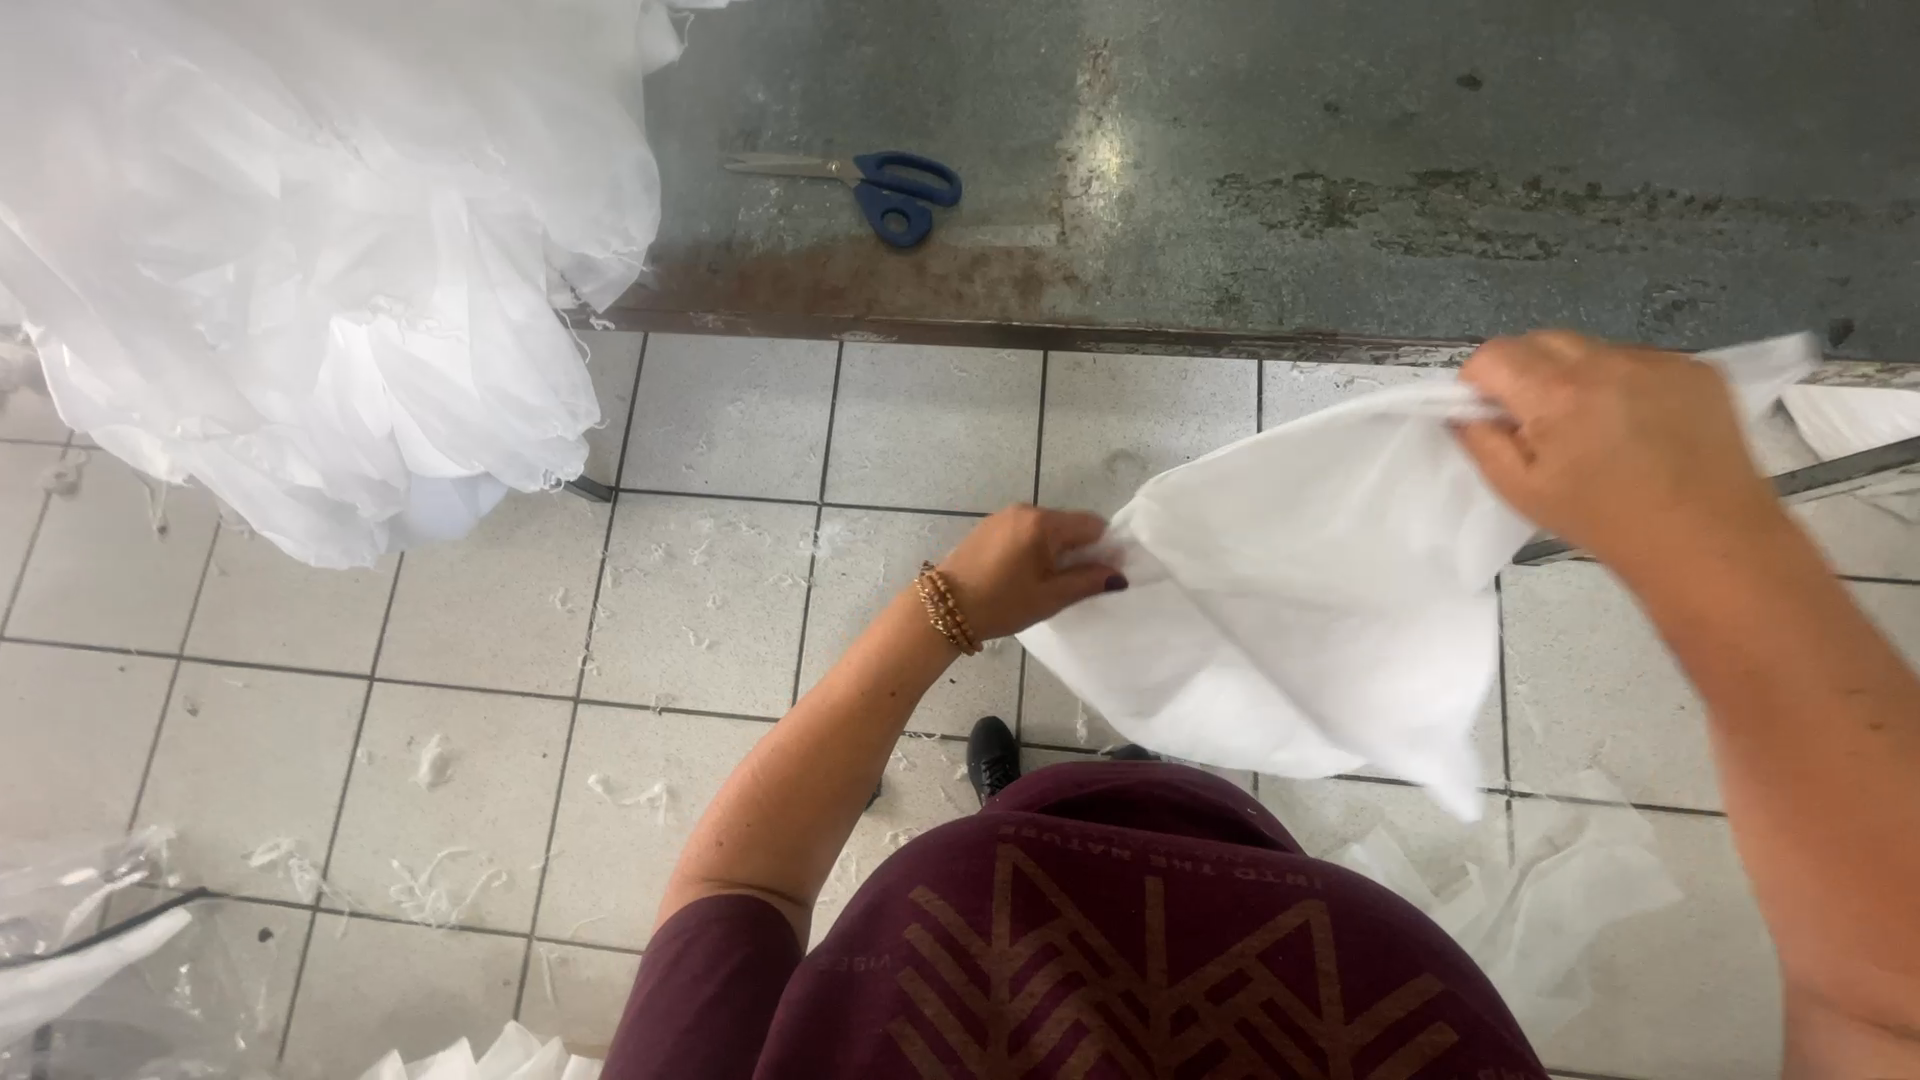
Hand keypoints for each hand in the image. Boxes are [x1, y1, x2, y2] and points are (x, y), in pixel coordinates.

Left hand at [935, 505, 1125, 640]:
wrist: (943, 607)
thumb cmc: (1001, 604)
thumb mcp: (1050, 597)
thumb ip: (1087, 581)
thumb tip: (1118, 574)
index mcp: (1042, 523)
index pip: (1091, 524)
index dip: (1104, 547)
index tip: (1101, 573)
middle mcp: (1024, 510)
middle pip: (1068, 524)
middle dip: (1077, 550)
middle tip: (1072, 583)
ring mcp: (1002, 516)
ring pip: (1045, 528)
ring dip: (1053, 550)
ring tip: (1044, 582)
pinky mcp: (987, 526)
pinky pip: (1023, 531)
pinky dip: (1032, 548)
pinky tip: (1022, 574)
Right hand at [1453, 330, 1788, 575]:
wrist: (1705, 536)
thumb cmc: (1598, 517)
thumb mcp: (1517, 487)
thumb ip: (1479, 439)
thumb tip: (1461, 410)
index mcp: (1557, 393)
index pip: (1494, 353)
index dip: (1478, 380)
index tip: (1487, 412)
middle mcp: (1608, 363)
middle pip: (1539, 340)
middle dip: (1520, 371)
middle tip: (1531, 419)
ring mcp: (1658, 361)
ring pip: (1587, 348)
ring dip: (1569, 374)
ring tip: (1586, 423)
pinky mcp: (1696, 368)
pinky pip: (1634, 359)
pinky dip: (1616, 381)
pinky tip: (1630, 422)